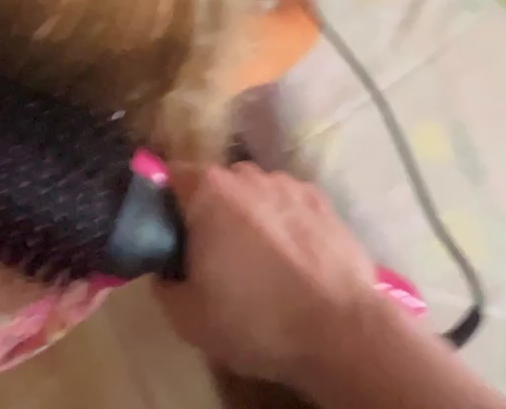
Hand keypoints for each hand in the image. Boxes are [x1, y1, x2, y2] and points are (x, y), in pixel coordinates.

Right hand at [153, 164, 383, 386]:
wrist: (340, 331)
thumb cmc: (255, 319)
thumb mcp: (188, 318)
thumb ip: (164, 286)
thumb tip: (165, 272)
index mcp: (209, 191)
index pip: (172, 176)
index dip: (167, 203)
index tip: (172, 235)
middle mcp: (247, 174)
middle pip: (217, 185)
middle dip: (211, 212)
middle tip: (214, 256)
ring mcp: (289, 183)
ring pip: (256, 194)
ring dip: (251, 217)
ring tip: (261, 262)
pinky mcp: (323, 201)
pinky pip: (290, 206)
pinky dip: (286, 224)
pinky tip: (294, 261)